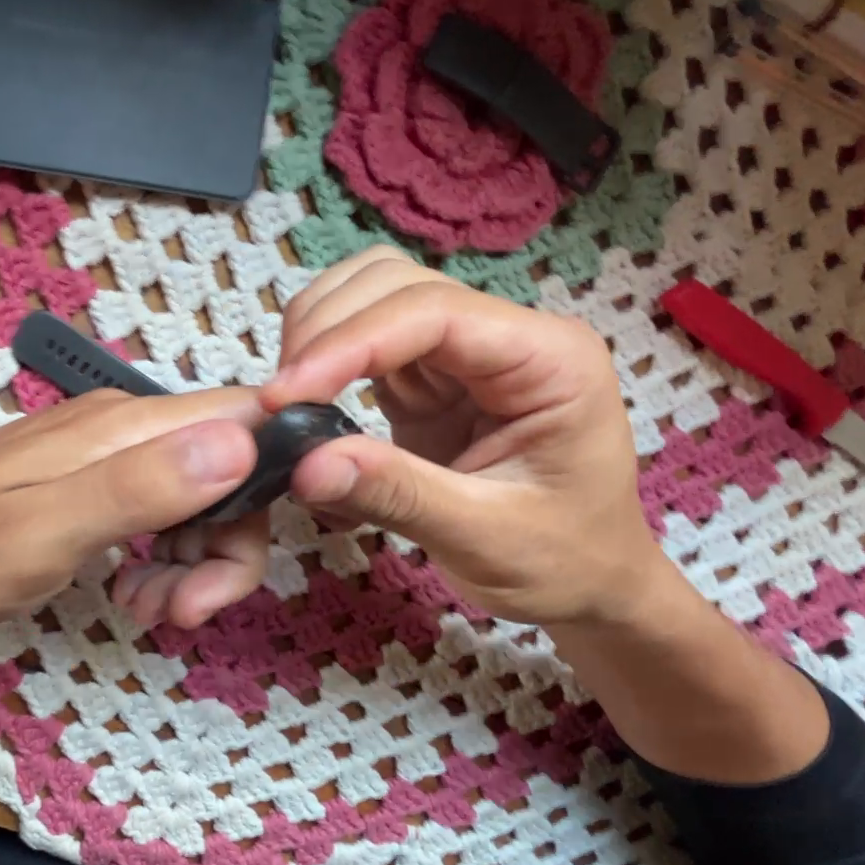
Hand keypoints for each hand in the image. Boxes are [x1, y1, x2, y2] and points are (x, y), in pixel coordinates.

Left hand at [0, 388, 270, 630]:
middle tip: (183, 611)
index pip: (247, 418)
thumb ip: (139, 488)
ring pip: (199, 495)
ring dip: (195, 562)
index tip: (240, 552)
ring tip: (148, 610)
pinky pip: (160, 510)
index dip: (274, 477)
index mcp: (124, 426)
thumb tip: (241, 445)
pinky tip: (132, 591)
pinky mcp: (91, 479)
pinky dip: (164, 557)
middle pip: (231, 466)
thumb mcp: (43, 532)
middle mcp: (126, 425)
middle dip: (228, 545)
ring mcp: (107, 451)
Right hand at [261, 247, 660, 626]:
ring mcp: (463, 352)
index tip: (284, 397)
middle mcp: (504, 336)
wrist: (584, 581)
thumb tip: (303, 466)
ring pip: (371, 296)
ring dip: (317, 333)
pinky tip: (305, 401)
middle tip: (279, 402)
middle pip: (394, 283)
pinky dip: (322, 359)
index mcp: (546, 358)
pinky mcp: (429, 377)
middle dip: (325, 330)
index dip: (349, 344)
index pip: (432, 313)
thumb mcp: (483, 537)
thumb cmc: (560, 561)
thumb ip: (396, 494)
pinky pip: (363, 340)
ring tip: (288, 397)